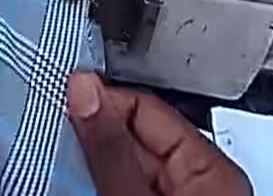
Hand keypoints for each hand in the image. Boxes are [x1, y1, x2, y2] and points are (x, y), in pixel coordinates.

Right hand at [67, 71, 251, 195]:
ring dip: (92, 160)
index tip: (65, 106)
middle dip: (93, 135)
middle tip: (58, 137)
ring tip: (64, 163)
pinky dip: (98, 179)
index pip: (142, 103)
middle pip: (130, 133)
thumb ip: (112, 150)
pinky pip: (123, 181)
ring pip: (123, 161)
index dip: (100, 103)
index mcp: (214, 173)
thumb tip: (83, 87)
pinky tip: (77, 179)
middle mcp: (203, 184)